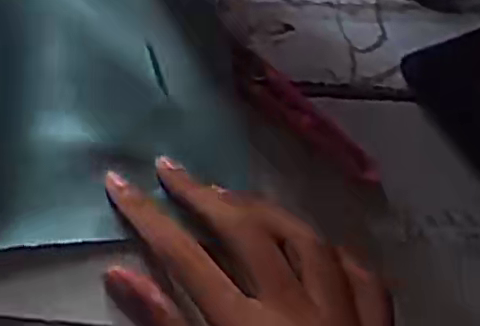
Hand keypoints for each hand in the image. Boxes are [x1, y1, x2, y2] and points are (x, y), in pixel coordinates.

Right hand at [103, 159, 390, 325]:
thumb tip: (118, 272)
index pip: (184, 254)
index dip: (145, 213)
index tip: (116, 181)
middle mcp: (296, 312)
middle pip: (242, 231)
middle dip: (198, 193)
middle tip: (167, 168)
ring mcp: (344, 319)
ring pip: (302, 239)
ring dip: (259, 209)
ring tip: (227, 193)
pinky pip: (363, 277)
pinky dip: (333, 253)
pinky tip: (306, 240)